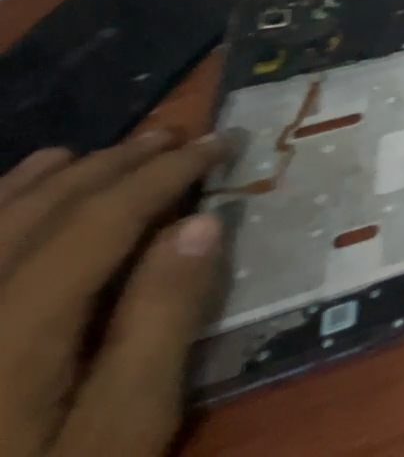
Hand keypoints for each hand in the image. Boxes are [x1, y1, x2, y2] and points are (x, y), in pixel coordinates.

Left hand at [0, 131, 230, 456]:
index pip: (100, 223)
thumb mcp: (120, 432)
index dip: (164, 175)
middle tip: (172, 137)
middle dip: (108, 168)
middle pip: (32, 218)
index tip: (221, 143)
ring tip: (93, 153)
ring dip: (41, 184)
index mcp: (15, 334)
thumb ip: (158, 326)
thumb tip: (201, 225)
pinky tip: (6, 204)